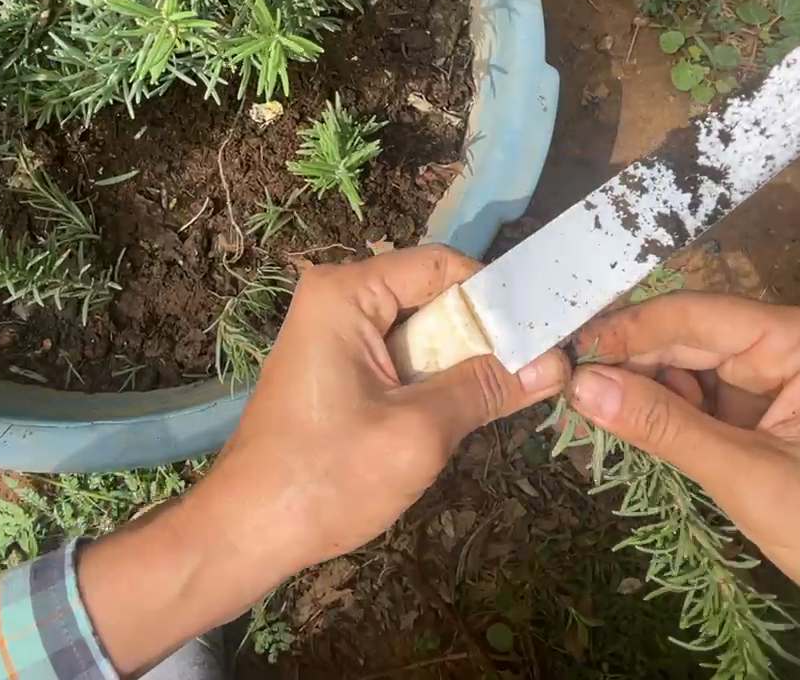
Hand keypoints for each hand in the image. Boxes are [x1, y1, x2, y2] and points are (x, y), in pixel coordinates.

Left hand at [81, 245, 567, 672]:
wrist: (244, 533)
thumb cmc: (327, 476)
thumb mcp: (419, 432)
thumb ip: (487, 388)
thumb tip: (556, 362)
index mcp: (346, 291)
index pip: (440, 265)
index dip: (494, 293)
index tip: (539, 332)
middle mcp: (336, 296)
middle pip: (429, 294)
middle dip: (478, 332)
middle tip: (531, 369)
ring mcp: (330, 330)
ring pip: (417, 327)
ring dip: (456, 360)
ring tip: (501, 393)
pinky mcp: (333, 364)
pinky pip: (395, 353)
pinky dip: (428, 377)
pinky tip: (453, 410)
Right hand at [565, 293, 799, 679]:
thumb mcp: (750, 480)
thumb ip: (664, 426)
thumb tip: (580, 384)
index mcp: (799, 338)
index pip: (692, 314)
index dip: (625, 329)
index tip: (563, 349)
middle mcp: (781, 338)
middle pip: (681, 333)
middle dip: (624, 356)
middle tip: (559, 376)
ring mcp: (768, 368)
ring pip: (680, 359)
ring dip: (635, 381)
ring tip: (579, 399)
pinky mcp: (754, 400)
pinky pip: (692, 388)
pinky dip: (656, 404)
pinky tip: (621, 416)